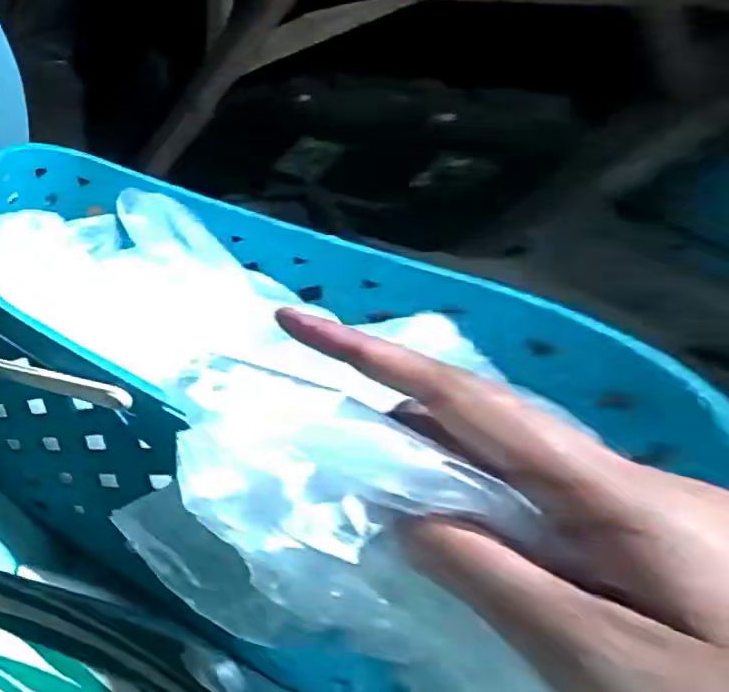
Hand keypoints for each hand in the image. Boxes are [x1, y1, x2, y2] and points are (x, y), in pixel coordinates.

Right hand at [278, 309, 728, 690]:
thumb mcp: (592, 655)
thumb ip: (475, 567)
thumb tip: (398, 511)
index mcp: (625, 494)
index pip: (464, 398)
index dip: (367, 353)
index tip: (292, 319)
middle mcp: (645, 484)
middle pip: (487, 430)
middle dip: (405, 434)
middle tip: (353, 471)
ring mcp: (668, 516)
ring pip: (520, 473)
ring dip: (453, 486)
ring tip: (423, 533)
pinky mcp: (681, 549)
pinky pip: (554, 508)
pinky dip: (497, 517)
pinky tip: (499, 564)